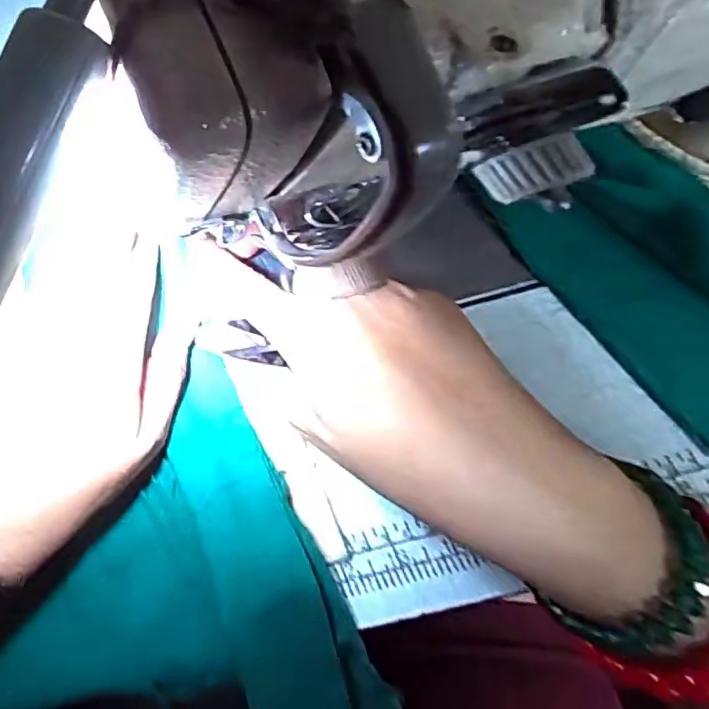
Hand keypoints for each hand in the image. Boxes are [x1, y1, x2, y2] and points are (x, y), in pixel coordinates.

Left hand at [0, 76, 188, 584]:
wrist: (2, 497)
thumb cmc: (86, 471)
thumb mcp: (147, 437)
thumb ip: (169, 369)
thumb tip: (189, 310)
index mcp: (117, 359)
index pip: (137, 282)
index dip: (148, 237)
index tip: (157, 200)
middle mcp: (76, 333)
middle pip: (99, 257)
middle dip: (114, 208)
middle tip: (123, 159)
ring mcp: (35, 328)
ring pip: (63, 257)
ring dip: (79, 211)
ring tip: (94, 168)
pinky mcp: (5, 329)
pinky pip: (26, 275)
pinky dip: (40, 241)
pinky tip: (49, 210)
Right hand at [191, 243, 668, 619]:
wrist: (512, 468)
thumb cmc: (402, 460)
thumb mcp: (319, 427)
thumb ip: (276, 376)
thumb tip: (248, 345)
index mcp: (312, 329)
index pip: (245, 281)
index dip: (215, 260)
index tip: (196, 240)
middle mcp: (350, 291)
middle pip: (294, 260)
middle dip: (275, 272)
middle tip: (278, 305)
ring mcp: (397, 286)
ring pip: (339, 274)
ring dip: (325, 294)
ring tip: (345, 345)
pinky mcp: (434, 294)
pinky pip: (381, 289)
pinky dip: (368, 308)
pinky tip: (391, 352)